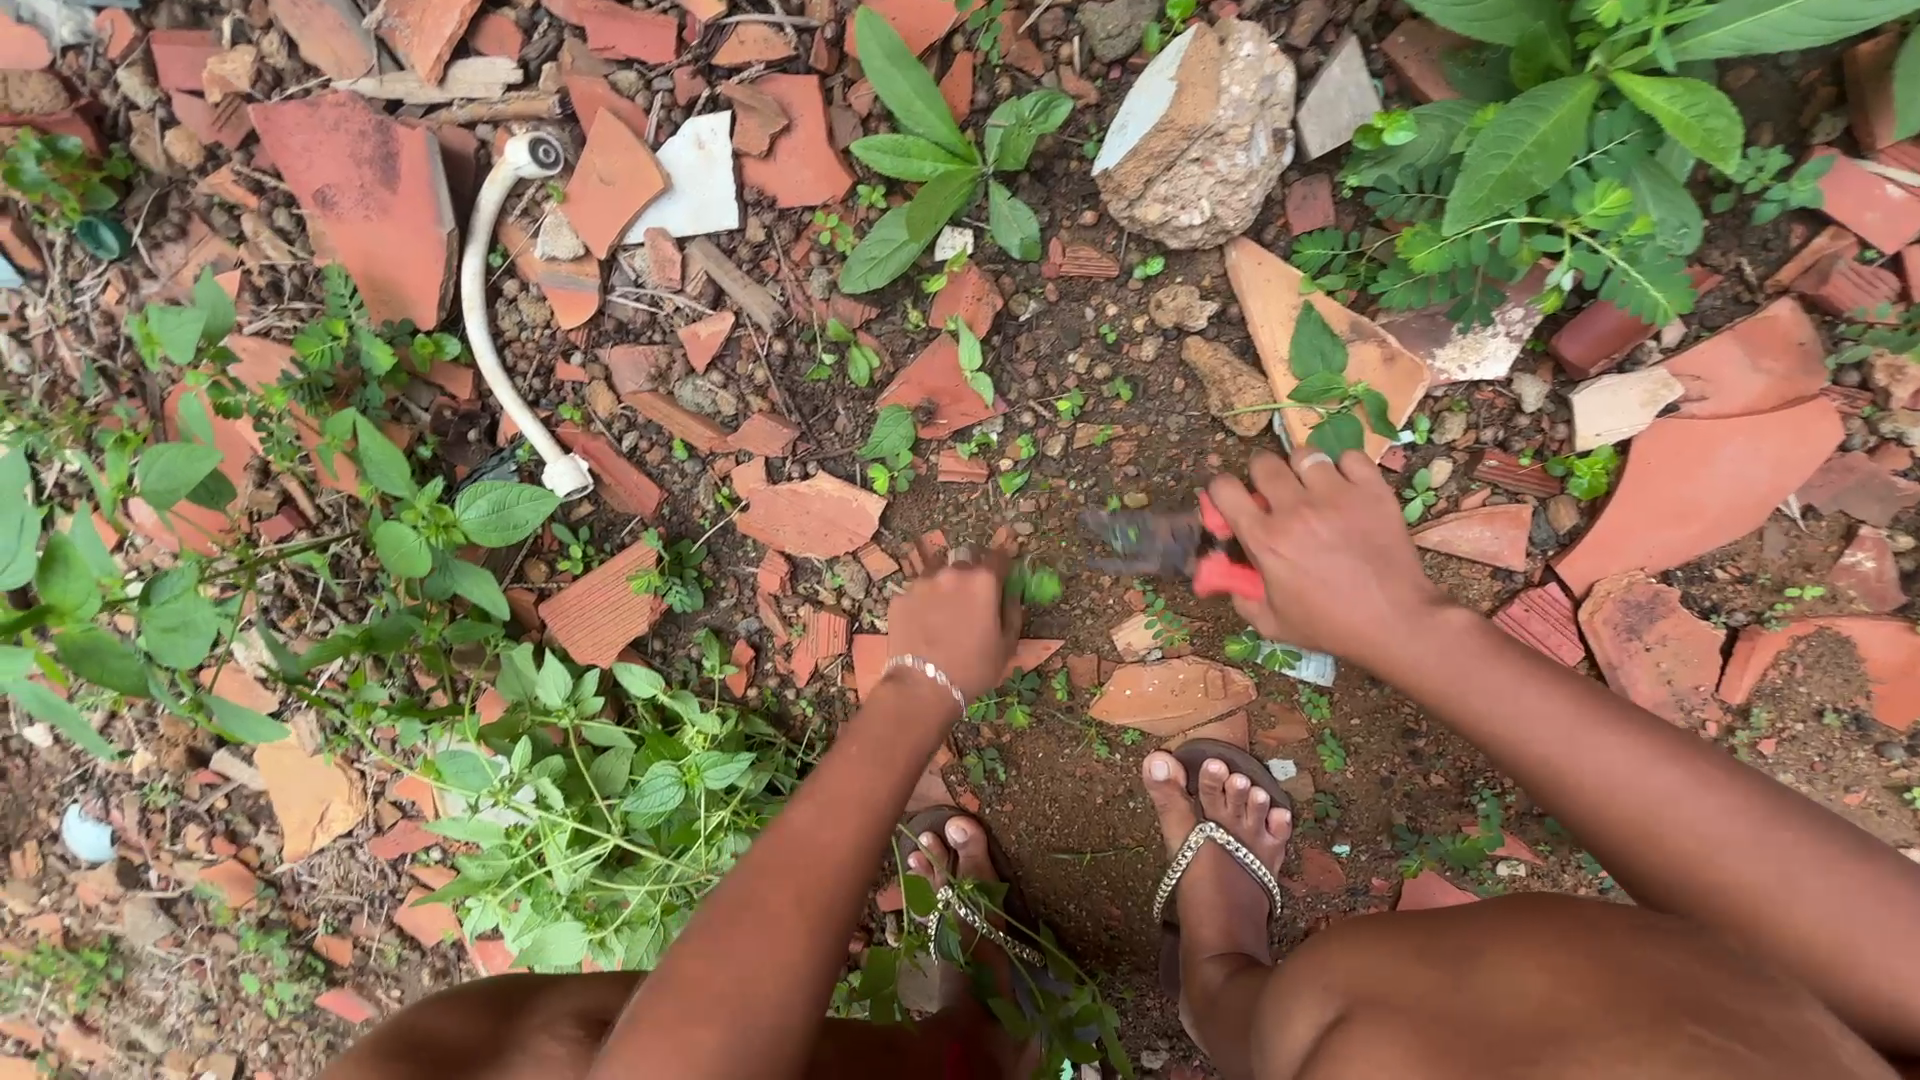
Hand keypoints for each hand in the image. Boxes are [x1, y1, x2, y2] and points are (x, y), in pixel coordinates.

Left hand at [886, 544, 1021, 702]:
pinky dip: (923, 602)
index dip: (1002, 565)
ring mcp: (922, 582)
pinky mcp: (900, 597)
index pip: (998, 557)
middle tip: (971, 602)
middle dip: (972, 577)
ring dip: (945, 586)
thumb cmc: (973, 668)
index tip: (1002, 576)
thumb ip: (1012, 609)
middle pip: (966, 564)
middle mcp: (952, 572)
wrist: (923, 687)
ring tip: (944, 613)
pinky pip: (917, 592)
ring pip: (938, 574)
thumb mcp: (1007, 644)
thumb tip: (1011, 591)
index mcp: (983, 580)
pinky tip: (924, 624)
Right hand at [1208, 448, 1452, 668]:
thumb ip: (1240, 596)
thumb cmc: (1329, 625)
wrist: (1395, 620)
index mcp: (1265, 539)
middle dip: (1261, 476)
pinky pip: (1350, 458)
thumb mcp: (1271, 623)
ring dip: (1302, 470)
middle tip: (1274, 495)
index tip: (1232, 501)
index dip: (1222, 491)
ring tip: (1312, 488)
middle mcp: (1295, 509)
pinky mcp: (1372, 491)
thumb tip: (1225, 575)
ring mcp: (1336, 496)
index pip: (1224, 488)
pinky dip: (1345, 468)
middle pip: (1263, 463)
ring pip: (1305, 455)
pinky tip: (1346, 487)